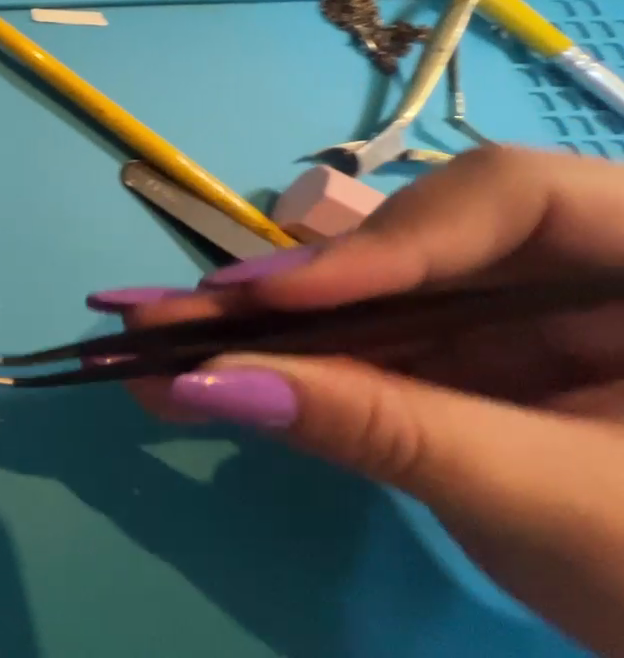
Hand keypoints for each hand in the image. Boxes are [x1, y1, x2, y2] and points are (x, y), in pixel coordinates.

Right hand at [96, 147, 623, 652]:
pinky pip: (344, 355)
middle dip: (274, 295)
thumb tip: (202, 384)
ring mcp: (498, 323)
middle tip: (161, 317)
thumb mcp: (555, 502)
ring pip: (351, 305)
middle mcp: (559, 274)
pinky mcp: (449, 368)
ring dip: (246, 332)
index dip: (385, 239)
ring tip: (143, 344)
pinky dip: (269, 372)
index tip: (282, 300)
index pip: (507, 199)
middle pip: (396, 251)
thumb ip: (382, 429)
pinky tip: (184, 379)